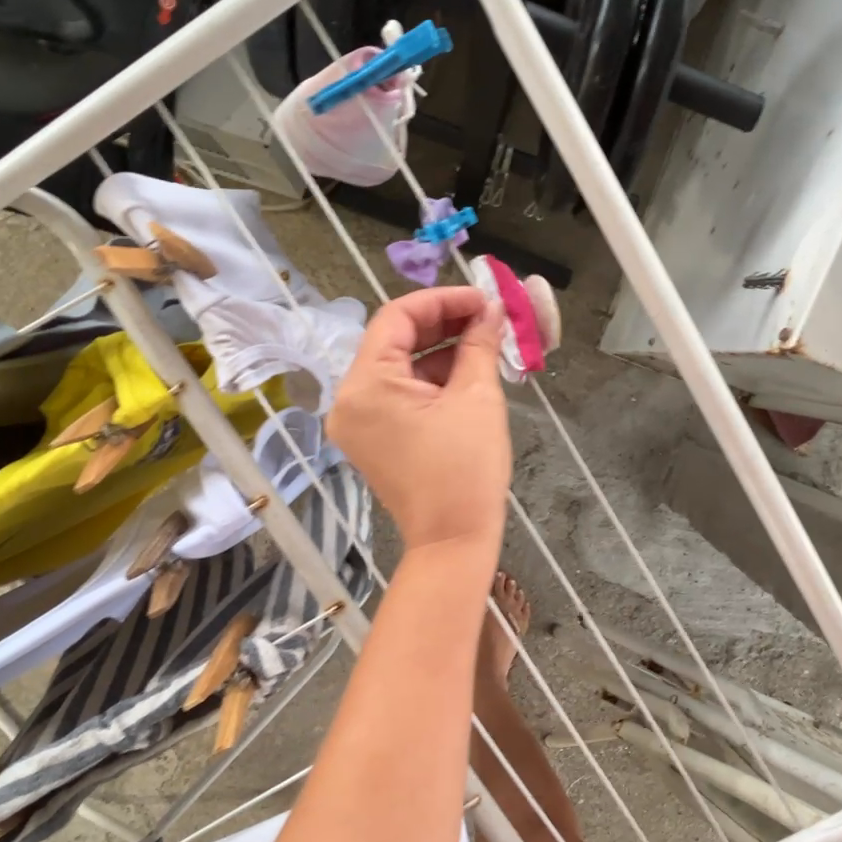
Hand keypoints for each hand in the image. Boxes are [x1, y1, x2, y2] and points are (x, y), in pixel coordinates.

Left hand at [329, 287, 511, 549]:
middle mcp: (349, 398)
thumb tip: (492, 311)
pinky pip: (398, 393)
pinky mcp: (372, 438)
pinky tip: (467, 370)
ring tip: (485, 342)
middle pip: (393, 340)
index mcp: (366, 384)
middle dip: (443, 323)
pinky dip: (430, 379)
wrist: (453, 541)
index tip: (483, 300)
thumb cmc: (466, 470)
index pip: (397, 317)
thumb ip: (480, 344)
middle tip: (488, 317)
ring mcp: (357, 421)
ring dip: (440, 350)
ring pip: (398, 366)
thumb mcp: (477, 398)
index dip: (443, 300)